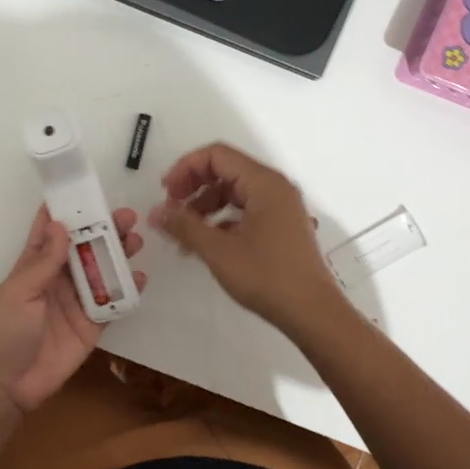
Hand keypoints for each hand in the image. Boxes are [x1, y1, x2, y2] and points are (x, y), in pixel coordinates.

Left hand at [0, 206, 146, 412]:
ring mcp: (76, 303)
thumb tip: (62, 226)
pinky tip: (140, 276)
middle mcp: (57, 280)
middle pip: (84, 248)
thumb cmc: (3, 333)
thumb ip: (43, 263)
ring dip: (119, 254)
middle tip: (127, 217)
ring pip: (102, 271)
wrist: (7, 385)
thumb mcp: (19, 292)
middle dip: (104, 230)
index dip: (67, 211)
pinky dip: (127, 289)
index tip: (87, 190)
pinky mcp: (91, 327)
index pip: (50, 232)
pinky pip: (113, 304)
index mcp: (33, 267)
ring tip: (136, 240)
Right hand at [148, 142, 347, 331]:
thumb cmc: (267, 276)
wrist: (313, 313)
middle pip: (225, 171)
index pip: (217, 155)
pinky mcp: (281, 227)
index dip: (185, 168)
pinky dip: (221, 220)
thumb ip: (184, 226)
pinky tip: (206, 244)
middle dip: (192, 187)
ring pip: (233, 193)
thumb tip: (157, 213)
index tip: (166, 194)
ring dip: (203, 206)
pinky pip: (244, 211)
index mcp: (264, 183)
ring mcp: (280, 208)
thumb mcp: (218, 250)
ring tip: (183, 233)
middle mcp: (275, 188)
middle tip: (171, 211)